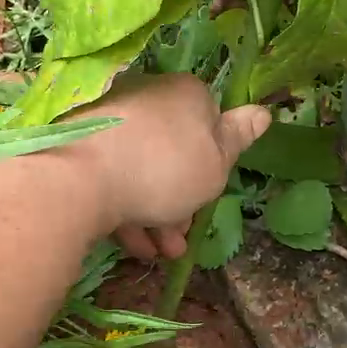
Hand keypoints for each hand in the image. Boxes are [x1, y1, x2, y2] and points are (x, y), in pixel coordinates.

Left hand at [62, 75, 270, 259]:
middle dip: (181, 202)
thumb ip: (238, 140)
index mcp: (187, 94)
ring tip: (159, 253)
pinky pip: (115, 179)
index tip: (208, 199)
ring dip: (157, 217)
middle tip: (180, 238)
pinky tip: (134, 245)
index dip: (213, 166)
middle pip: (174, 154)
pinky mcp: (83, 148)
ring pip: (144, 172)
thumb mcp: (216, 165)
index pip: (210, 124)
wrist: (83, 178)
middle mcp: (149, 99)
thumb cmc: (166, 170)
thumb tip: (263, 111)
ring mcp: (113, 123)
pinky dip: (127, 211)